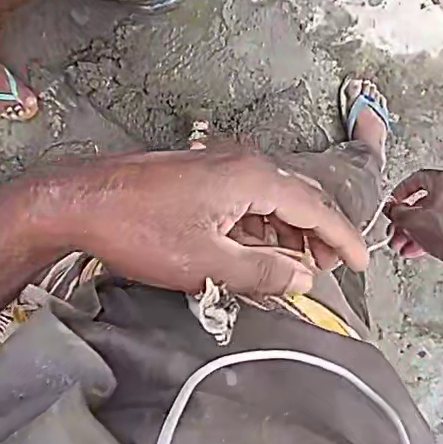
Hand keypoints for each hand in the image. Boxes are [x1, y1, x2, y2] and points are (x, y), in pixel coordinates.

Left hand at [34, 150, 369, 295]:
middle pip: (297, 201)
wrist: (83, 203)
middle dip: (317, 236)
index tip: (359, 263)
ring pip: (269, 202)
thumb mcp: (208, 262)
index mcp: (252, 178)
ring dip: (286, 234)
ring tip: (293, 267)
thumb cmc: (139, 229)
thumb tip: (304, 278)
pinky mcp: (197, 180)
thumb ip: (264, 271)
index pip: (316, 209)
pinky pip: (242, 203)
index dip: (342, 239)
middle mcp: (240, 164)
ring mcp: (216, 169)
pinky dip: (257, 229)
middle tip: (327, 269)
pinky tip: (254, 253)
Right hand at [384, 170, 442, 266]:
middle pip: (423, 201)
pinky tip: (416, 247)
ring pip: (432, 216)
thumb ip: (396, 212)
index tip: (394, 203)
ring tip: (403, 243)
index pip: (416, 179)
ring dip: (414, 231)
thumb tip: (392, 210)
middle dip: (405, 220)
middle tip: (396, 228)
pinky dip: (428, 234)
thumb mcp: (410, 220)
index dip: (399, 193)